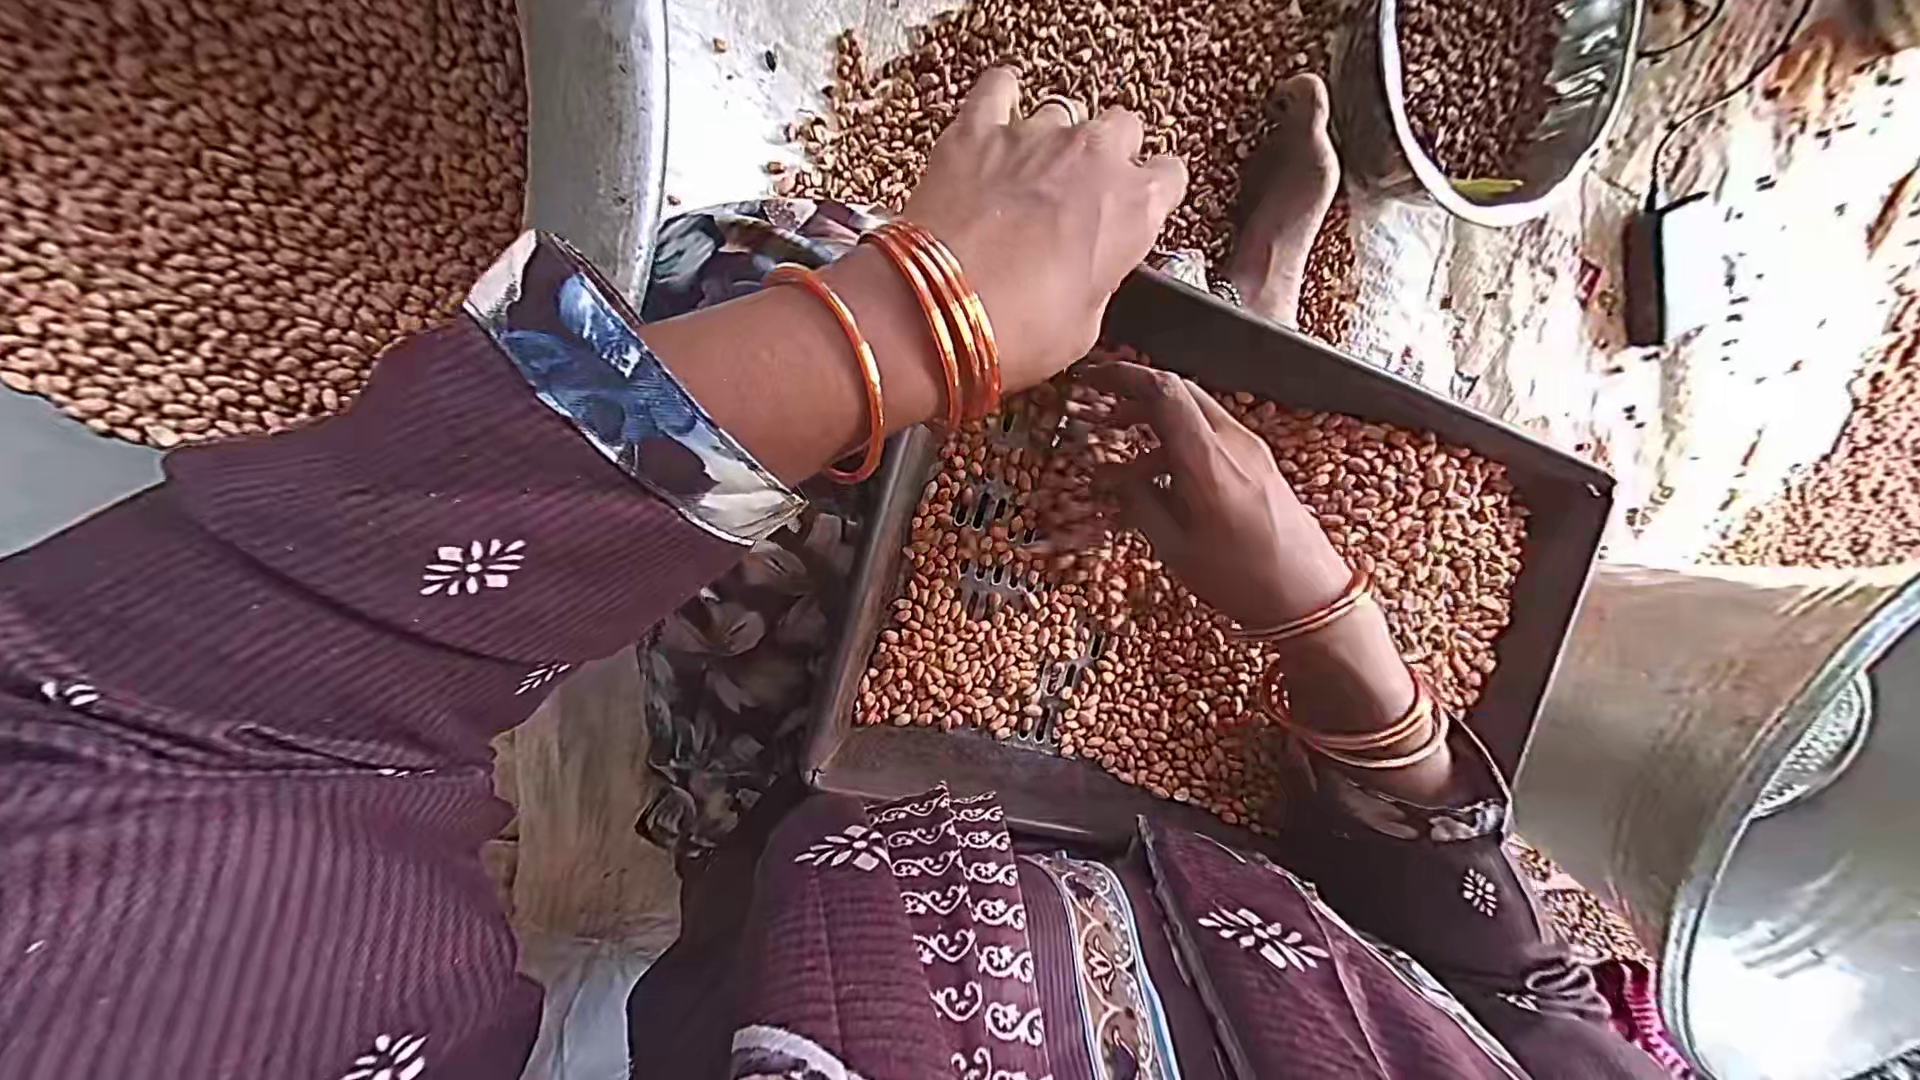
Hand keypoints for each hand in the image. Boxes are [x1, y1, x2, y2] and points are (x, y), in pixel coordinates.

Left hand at [904, 70, 1187, 394]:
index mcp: (1133, 209)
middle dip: (1108, 160)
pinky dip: (1001, 104)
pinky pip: (999, 89)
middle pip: (1123, 130)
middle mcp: (1094, 157)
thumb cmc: (1016, 333)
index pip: (1168, 179)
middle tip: (1079, 201)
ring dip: (1054, 142)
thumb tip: (1087, 275)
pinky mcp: (978, 130)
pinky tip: (995, 127)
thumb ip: (1098, 284)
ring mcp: (1036, 136)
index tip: (1129, 218)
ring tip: (1029, 182)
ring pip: (1064, 113)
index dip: (1148, 199)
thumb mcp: (1082, 330)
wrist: (938, 316)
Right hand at [1078, 359, 1351, 628]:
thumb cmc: (1240, 577)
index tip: (1093, 377)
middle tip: (1103, 413)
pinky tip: (1159, 475)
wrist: (1308, 594)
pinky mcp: (1257, 461)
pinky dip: (1177, 441)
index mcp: (1207, 461)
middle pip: (1179, 391)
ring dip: (1154, 422)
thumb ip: (1140, 503)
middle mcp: (1232, 442)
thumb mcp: (1174, 547)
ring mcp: (1250, 449)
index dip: (1124, 376)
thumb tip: (1116, 480)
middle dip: (1135, 395)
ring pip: (1194, 412)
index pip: (1164, 392)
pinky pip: (1210, 434)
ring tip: (1123, 456)